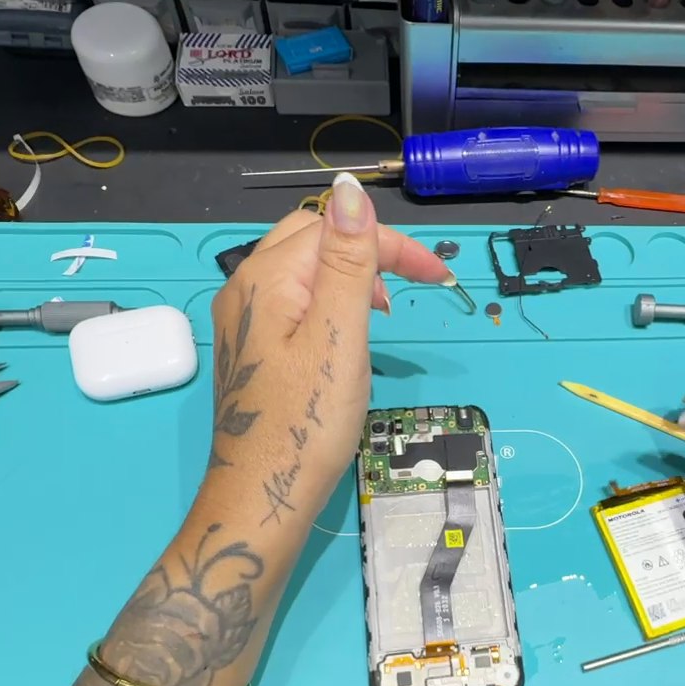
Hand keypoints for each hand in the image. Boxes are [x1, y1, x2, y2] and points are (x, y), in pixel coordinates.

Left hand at [201, 174, 451, 528]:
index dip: (391, 245)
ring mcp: (244, 322)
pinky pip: (293, 304)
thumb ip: (348, 260)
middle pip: (311, 241)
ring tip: (381, 314)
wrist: (264, 495)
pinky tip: (344, 336)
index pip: (333, 229)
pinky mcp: (253, 351)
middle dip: (367, 253)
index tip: (439, 279)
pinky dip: (328, 304)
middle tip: (409, 292)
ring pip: (302, 272)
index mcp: (266, 277)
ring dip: (349, 278)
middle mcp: (245, 289)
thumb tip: (351, 190)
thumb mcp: (339, 333)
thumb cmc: (308, 419)